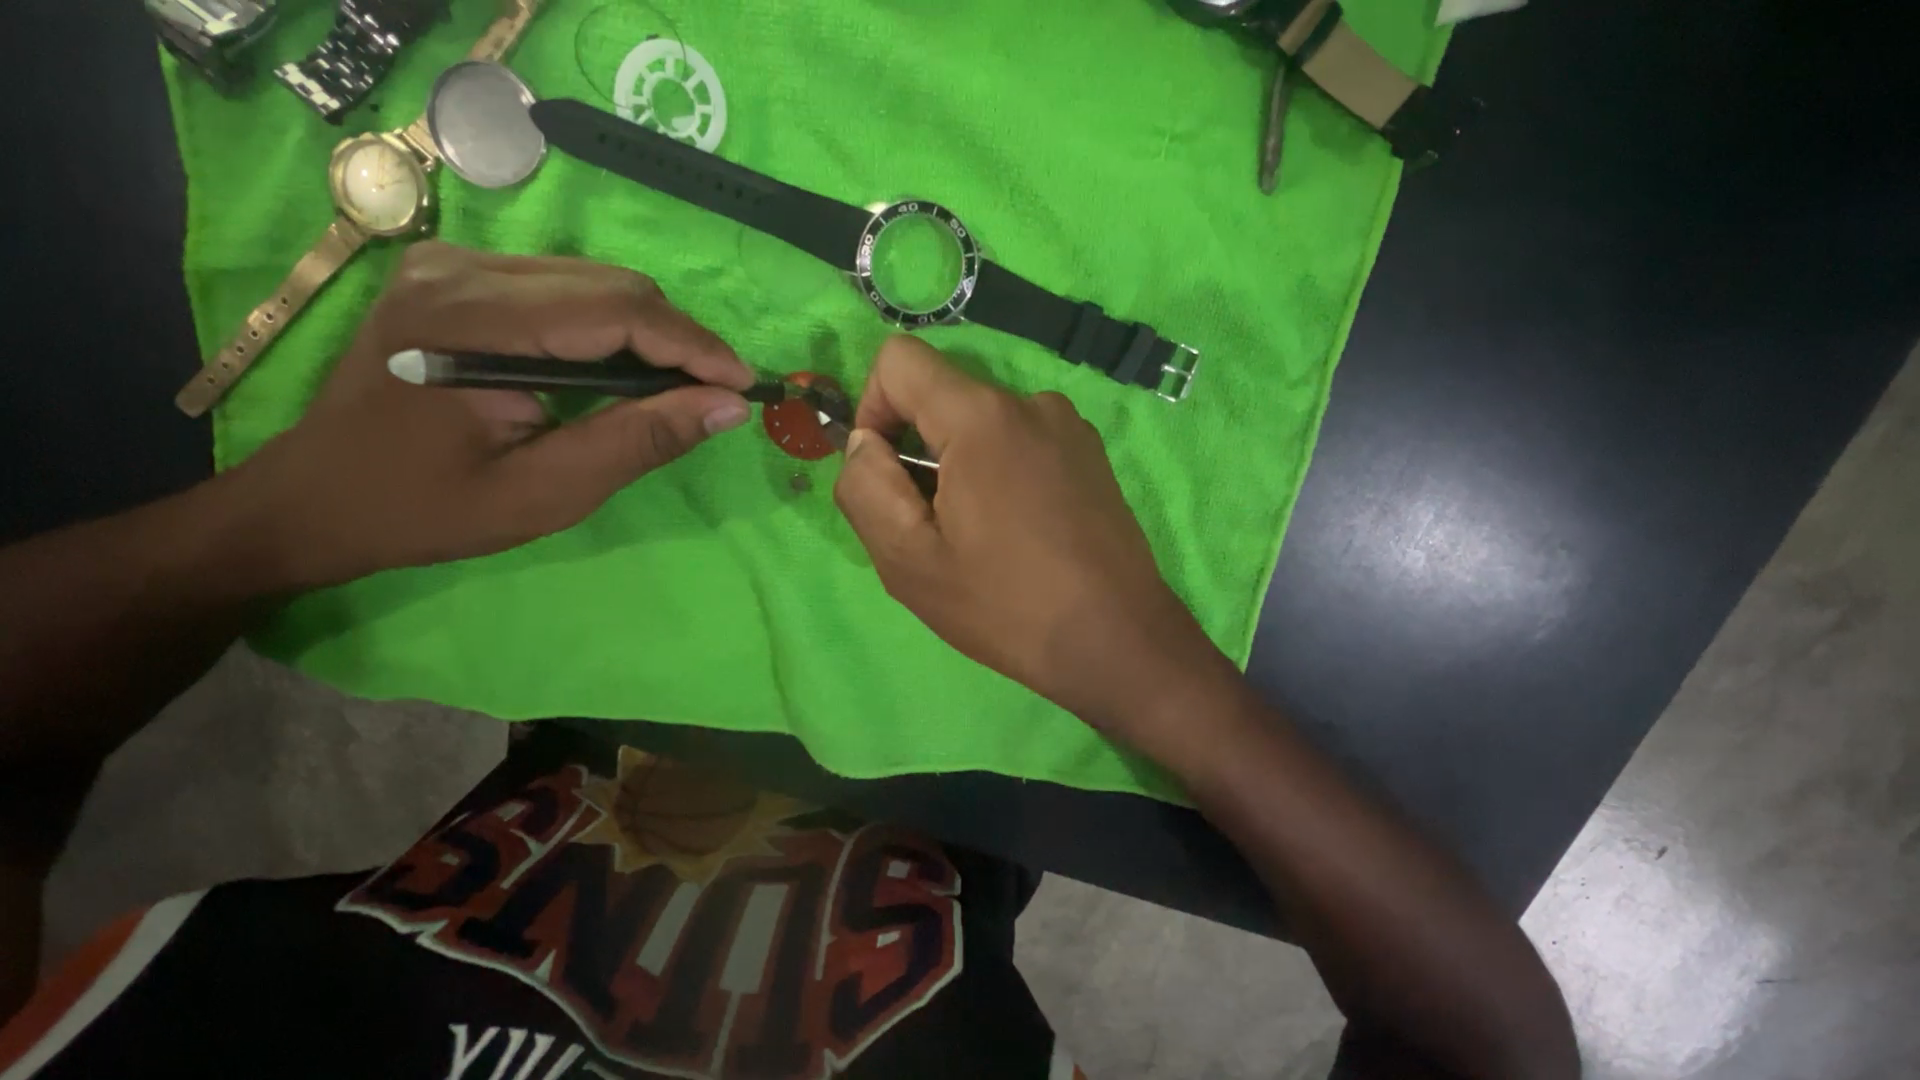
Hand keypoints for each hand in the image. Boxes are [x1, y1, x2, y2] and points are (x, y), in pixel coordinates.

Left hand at [228, 242, 755, 590]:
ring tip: (675, 390)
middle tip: (714, 396)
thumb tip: (726, 407)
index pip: (618, 310)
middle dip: (677, 340)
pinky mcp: (456, 276)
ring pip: (594, 281)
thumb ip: (638, 442)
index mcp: (472, 321)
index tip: (744, 388)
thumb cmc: (425, 508)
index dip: (693, 346)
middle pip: (612, 286)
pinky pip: (564, 288)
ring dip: (648, 333)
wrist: (314, 497)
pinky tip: (618, 372)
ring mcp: (454, 265)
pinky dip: (609, 327)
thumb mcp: (544, 492)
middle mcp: (462, 270)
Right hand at [832, 336, 1240, 751]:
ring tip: (981, 541)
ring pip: (982, 426)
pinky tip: (1019, 538)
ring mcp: (1069, 428)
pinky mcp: (1091, 456)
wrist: (1117, 641)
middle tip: (935, 531)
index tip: (887, 476)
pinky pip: (1021, 444)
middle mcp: (1031, 403)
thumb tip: (866, 443)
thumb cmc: (1005, 605)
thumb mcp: (907, 559)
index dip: (873, 410)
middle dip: (920, 453)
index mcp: (982, 416)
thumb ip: (865, 486)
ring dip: (961, 470)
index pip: (899, 361)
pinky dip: (1001, 476)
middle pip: (943, 399)